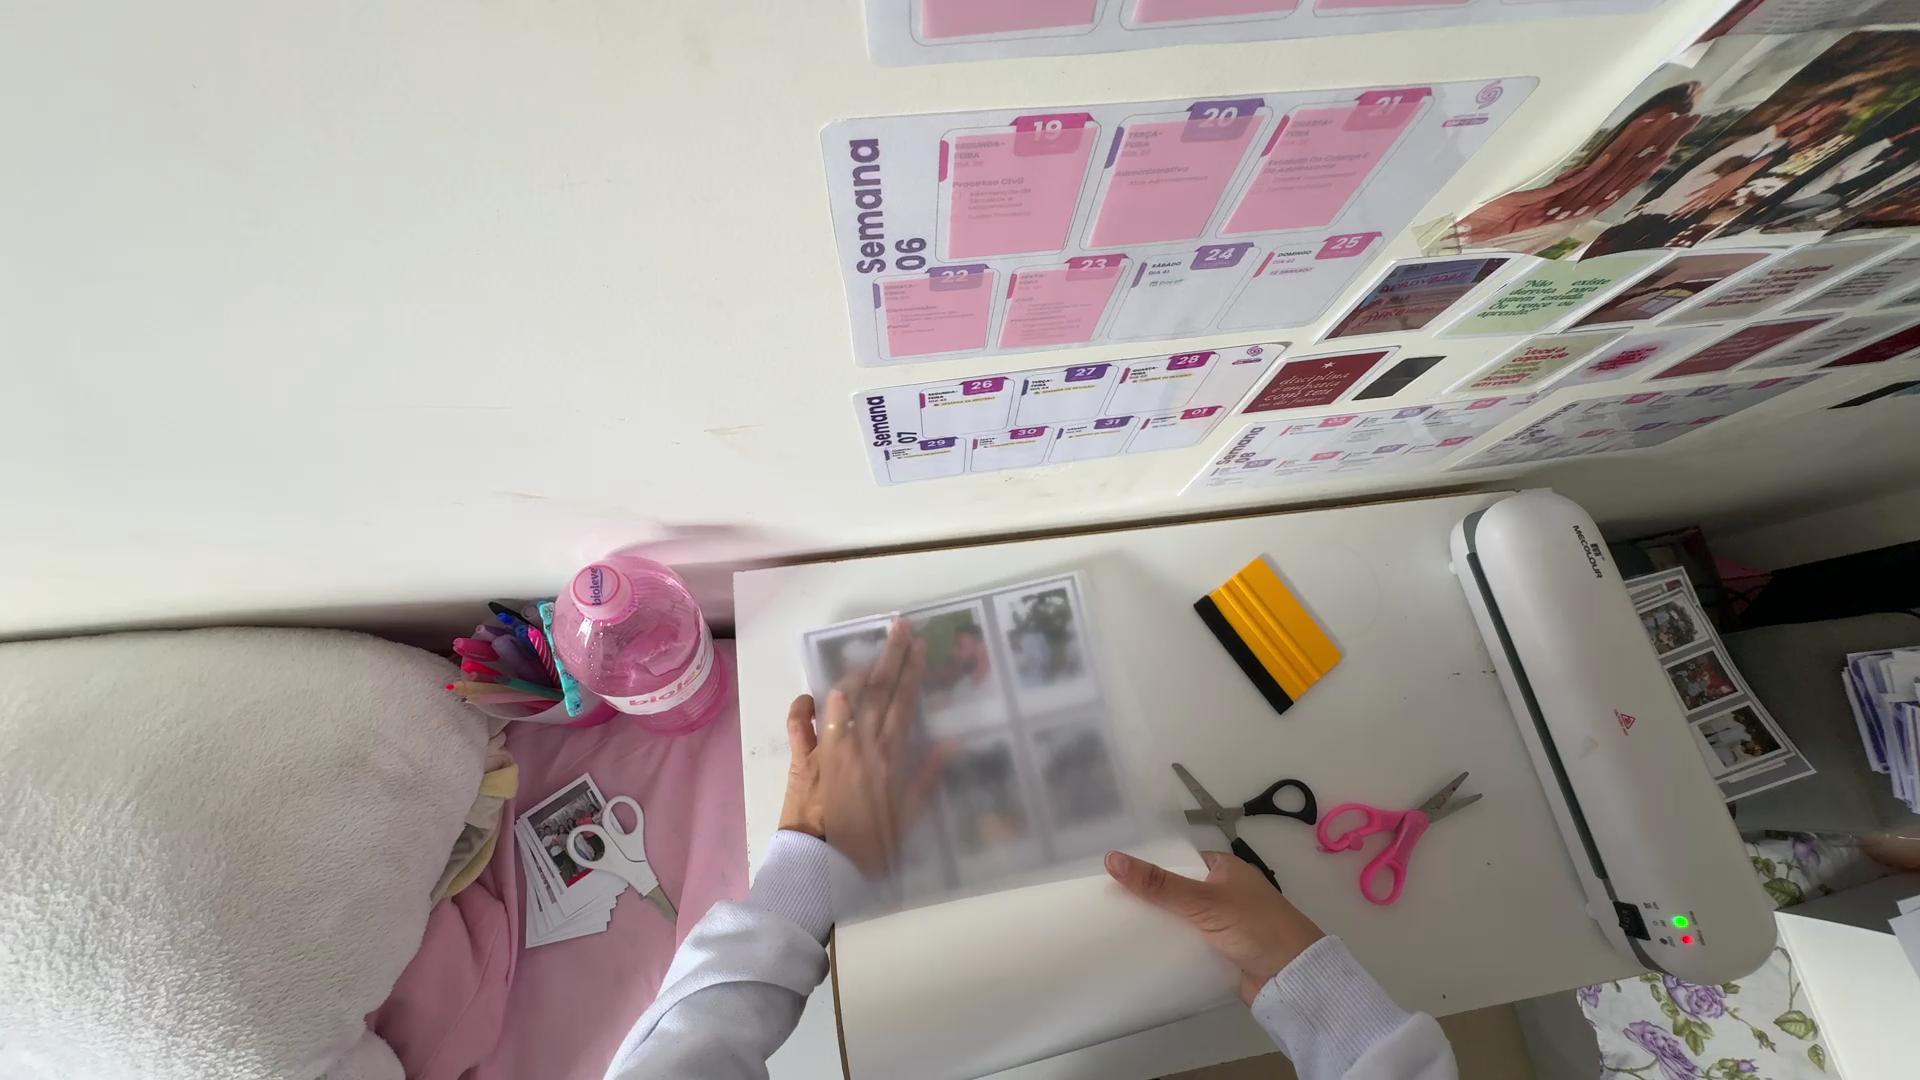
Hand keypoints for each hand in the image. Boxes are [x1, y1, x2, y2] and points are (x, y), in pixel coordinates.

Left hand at [779, 618, 945, 875]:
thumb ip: (927, 778)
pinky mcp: (802, 760)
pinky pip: (799, 726)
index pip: (904, 702)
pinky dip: (802, 709)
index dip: (913, 670)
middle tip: (900, 626)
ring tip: (866, 658)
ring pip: (842, 699)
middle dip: (891, 655)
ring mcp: (829, 748)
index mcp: (888, 756)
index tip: (920, 644)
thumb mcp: (907, 817)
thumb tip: (951, 744)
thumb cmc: (869, 846)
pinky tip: (808, 697)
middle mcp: (860, 743)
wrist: (821, 868)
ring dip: (854, 674)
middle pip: (878, 690)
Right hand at [1106, 849, 1324, 1004]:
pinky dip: (1175, 946)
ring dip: (1163, 925)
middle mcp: (1224, 892)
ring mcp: (1225, 923)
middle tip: (1114, 904)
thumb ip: (1158, 884)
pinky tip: (1149, 951)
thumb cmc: (1255, 926)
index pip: (1178, 861)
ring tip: (1122, 928)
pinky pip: (1191, 943)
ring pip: (1183, 919)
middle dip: (1152, 899)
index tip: (1118, 876)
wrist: (1297, 980)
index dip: (1151, 867)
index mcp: (1223, 868)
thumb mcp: (1203, 901)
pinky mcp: (1225, 951)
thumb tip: (1112, 859)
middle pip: (1178, 891)